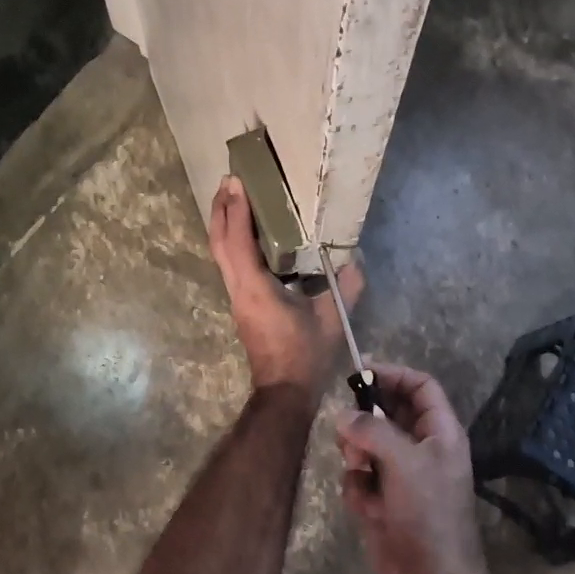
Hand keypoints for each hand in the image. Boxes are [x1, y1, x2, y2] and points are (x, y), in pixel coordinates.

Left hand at [209, 175, 362, 402]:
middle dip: (220, 210)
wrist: (284, 391)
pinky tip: (247, 237)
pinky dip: (232, 244)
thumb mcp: (331, 319)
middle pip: (219, 243)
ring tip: (232, 201)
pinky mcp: (242, 306)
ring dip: (223, 226)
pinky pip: (230, 266)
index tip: (236, 182)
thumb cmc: (305, 355)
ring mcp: (237, 299)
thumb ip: (345, 286)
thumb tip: (355, 259)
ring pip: (221, 255)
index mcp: (255, 287)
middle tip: (228, 182)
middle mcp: (238, 289)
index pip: (239, 240)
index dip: (236, 209)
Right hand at [335, 363, 491, 573]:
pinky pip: (357, 477)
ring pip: (364, 444)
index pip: (420, 387)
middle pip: (386, 413)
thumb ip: (372, 429)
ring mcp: (399, 473)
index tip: (361, 371)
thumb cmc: (428, 511)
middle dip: (364, 420)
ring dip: (356, 458)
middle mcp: (420, 447)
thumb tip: (343, 415)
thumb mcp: (403, 461)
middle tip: (348, 427)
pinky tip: (369, 509)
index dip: (393, 374)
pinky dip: (358, 490)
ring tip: (361, 472)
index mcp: (440, 432)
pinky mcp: (380, 498)